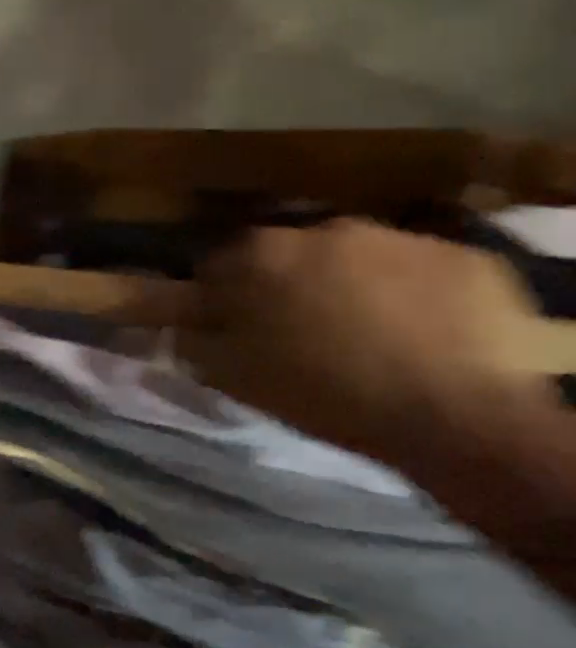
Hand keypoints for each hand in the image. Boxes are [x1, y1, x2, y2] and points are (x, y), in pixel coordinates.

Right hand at [179, 219, 554, 459]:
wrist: (455, 417)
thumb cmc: (325, 395)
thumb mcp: (232, 375)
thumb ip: (195, 339)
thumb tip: (183, 324)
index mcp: (259, 255)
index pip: (220, 263)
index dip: (224, 294)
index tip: (233, 321)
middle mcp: (324, 230)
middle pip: (293, 253)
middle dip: (291, 281)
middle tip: (301, 326)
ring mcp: (400, 238)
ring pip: (359, 257)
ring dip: (353, 282)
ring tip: (367, 330)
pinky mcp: (464, 256)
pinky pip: (423, 269)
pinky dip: (415, 292)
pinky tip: (421, 332)